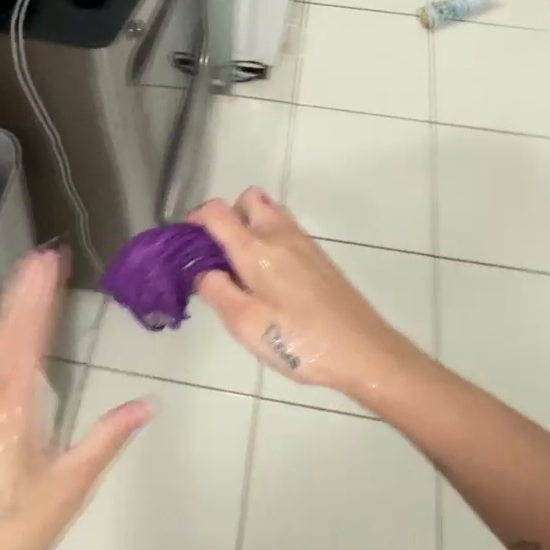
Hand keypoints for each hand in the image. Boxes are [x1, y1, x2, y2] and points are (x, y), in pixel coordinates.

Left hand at [0, 249, 154, 549]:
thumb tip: (149, 402)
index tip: (51, 260)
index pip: (29, 336)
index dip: (41, 295)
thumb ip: (108, 438)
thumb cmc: (14, 528)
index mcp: (11, 406)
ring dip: (11, 307)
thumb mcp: (69, 485)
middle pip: (7, 331)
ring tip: (27, 275)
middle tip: (42, 253)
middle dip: (25, 290)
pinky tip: (6, 328)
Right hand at [189, 189, 421, 399]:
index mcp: (255, 249)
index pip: (216, 211)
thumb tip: (202, 270)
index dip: (195, 219)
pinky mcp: (319, 256)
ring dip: (250, 225)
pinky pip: (286, 229)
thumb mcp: (246, 325)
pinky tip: (270, 278)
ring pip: (269, 212)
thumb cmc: (299, 341)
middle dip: (227, 216)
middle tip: (219, 254)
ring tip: (242, 268)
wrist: (363, 350)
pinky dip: (270, 238)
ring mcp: (303, 242)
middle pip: (247, 199)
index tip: (186, 243)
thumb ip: (217, 292)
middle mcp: (278, 234)